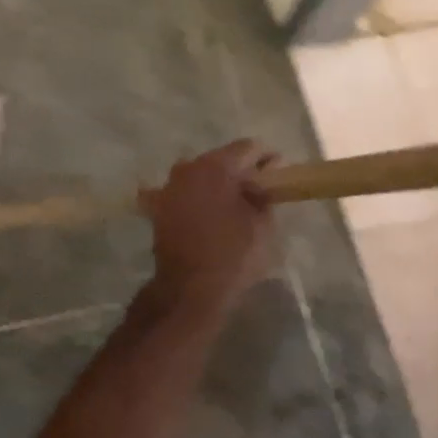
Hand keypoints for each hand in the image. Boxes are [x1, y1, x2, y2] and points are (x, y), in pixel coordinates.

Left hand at [140, 140, 277, 316]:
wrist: (189, 289)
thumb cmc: (233, 255)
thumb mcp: (263, 225)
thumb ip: (264, 195)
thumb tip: (263, 181)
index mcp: (216, 166)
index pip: (248, 148)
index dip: (268, 158)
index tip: (279, 174)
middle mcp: (187, 167)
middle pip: (221, 159)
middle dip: (241, 171)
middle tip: (259, 192)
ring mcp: (168, 185)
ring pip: (200, 175)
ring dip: (217, 184)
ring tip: (233, 206)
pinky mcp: (158, 205)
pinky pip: (182, 193)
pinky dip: (195, 198)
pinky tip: (205, 214)